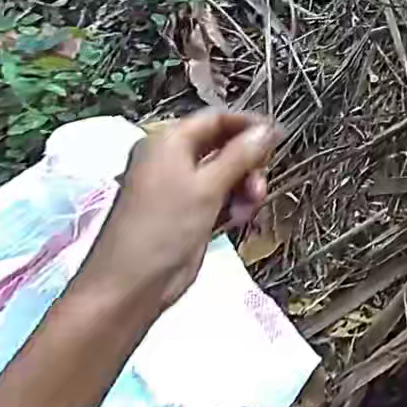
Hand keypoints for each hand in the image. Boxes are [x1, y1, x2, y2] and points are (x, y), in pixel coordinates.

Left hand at [77, 109, 279, 310]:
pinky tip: (238, 219)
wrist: (129, 287)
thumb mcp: (208, 186)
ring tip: (250, 207)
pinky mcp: (184, 213)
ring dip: (242, 186)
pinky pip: (216, 196)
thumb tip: (268, 129)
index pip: (215, 119)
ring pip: (223, 173)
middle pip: (221, 146)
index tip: (277, 136)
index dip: (248, 124)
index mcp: (169, 141)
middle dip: (247, 162)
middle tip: (260, 184)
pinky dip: (231, 203)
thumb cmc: (165, 227)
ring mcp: (177, 187)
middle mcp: (172, 159)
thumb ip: (241, 154)